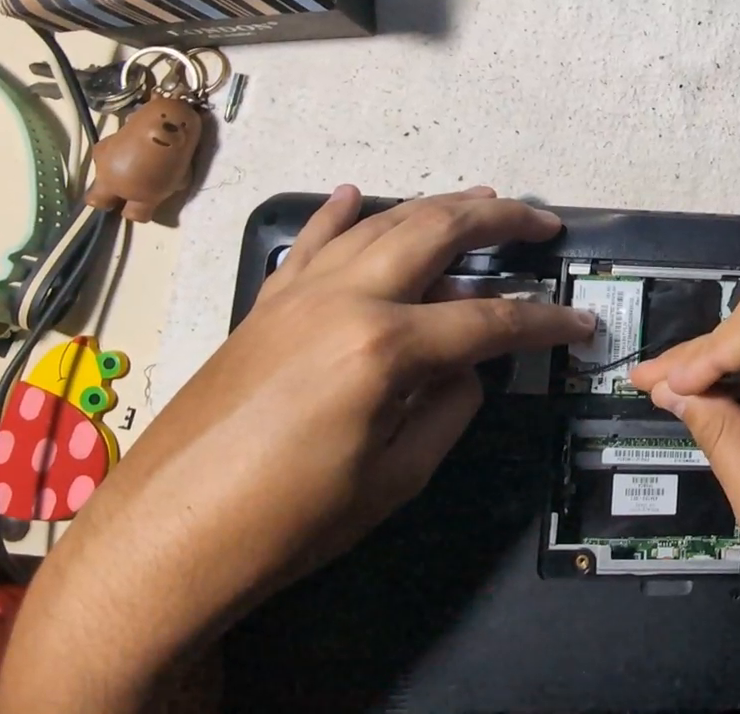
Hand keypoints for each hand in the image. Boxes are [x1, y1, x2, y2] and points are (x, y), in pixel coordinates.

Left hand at [0, 186, 596, 713]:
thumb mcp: (399, 477)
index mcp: (385, 348)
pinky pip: (309, 245)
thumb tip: (469, 368)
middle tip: (541, 220)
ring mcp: (298, 295)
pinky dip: (337, 215)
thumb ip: (451, 407)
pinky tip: (352, 194)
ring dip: (437, 206)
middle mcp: (345, 300)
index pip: (491, 320)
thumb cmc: (291, 524)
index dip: (546, 322)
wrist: (159, 545)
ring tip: (482, 200)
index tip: (581, 325)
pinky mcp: (264, 306)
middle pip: (438, 232)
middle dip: (500, 219)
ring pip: (381, 223)